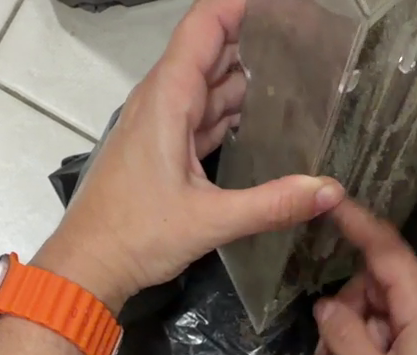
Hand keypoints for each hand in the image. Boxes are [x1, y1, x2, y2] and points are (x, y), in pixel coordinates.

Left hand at [34, 0, 343, 310]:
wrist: (89, 266)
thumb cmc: (136, 236)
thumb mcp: (210, 221)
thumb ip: (271, 204)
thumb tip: (327, 191)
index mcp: (167, 99)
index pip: (206, 24)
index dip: (243, 6)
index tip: (287, 9)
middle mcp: (161, 102)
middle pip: (211, 52)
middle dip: (255, 43)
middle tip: (307, 50)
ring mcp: (158, 127)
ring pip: (206, 88)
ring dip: (244, 83)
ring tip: (295, 84)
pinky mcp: (160, 153)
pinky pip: (198, 119)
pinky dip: (227, 116)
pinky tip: (257, 126)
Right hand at [314, 198, 416, 354]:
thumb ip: (345, 337)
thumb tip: (324, 305)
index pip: (385, 249)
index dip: (355, 222)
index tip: (328, 200)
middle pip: (380, 281)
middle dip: (348, 305)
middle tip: (326, 351)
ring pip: (388, 306)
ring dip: (360, 328)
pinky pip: (401, 325)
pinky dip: (377, 340)